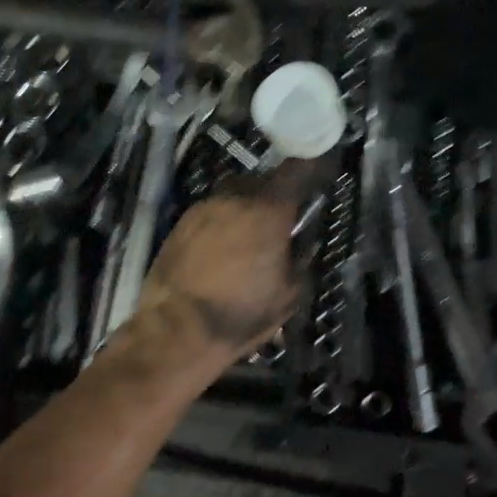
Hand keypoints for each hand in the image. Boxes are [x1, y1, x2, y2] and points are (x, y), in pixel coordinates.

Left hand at [140, 158, 322, 370]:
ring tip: (248, 241)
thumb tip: (300, 248)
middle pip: (262, 181)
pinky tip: (221, 252)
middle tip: (280, 222)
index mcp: (268, 211)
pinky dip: (222, 224)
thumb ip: (300, 262)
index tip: (319, 171)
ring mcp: (203, 208)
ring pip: (233, 197)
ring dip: (245, 210)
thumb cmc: (242, 313)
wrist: (177, 330)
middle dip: (273, 196)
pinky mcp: (180, 224)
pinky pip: (211, 214)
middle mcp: (235, 199)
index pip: (296, 170)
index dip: (310, 167)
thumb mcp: (289, 295)